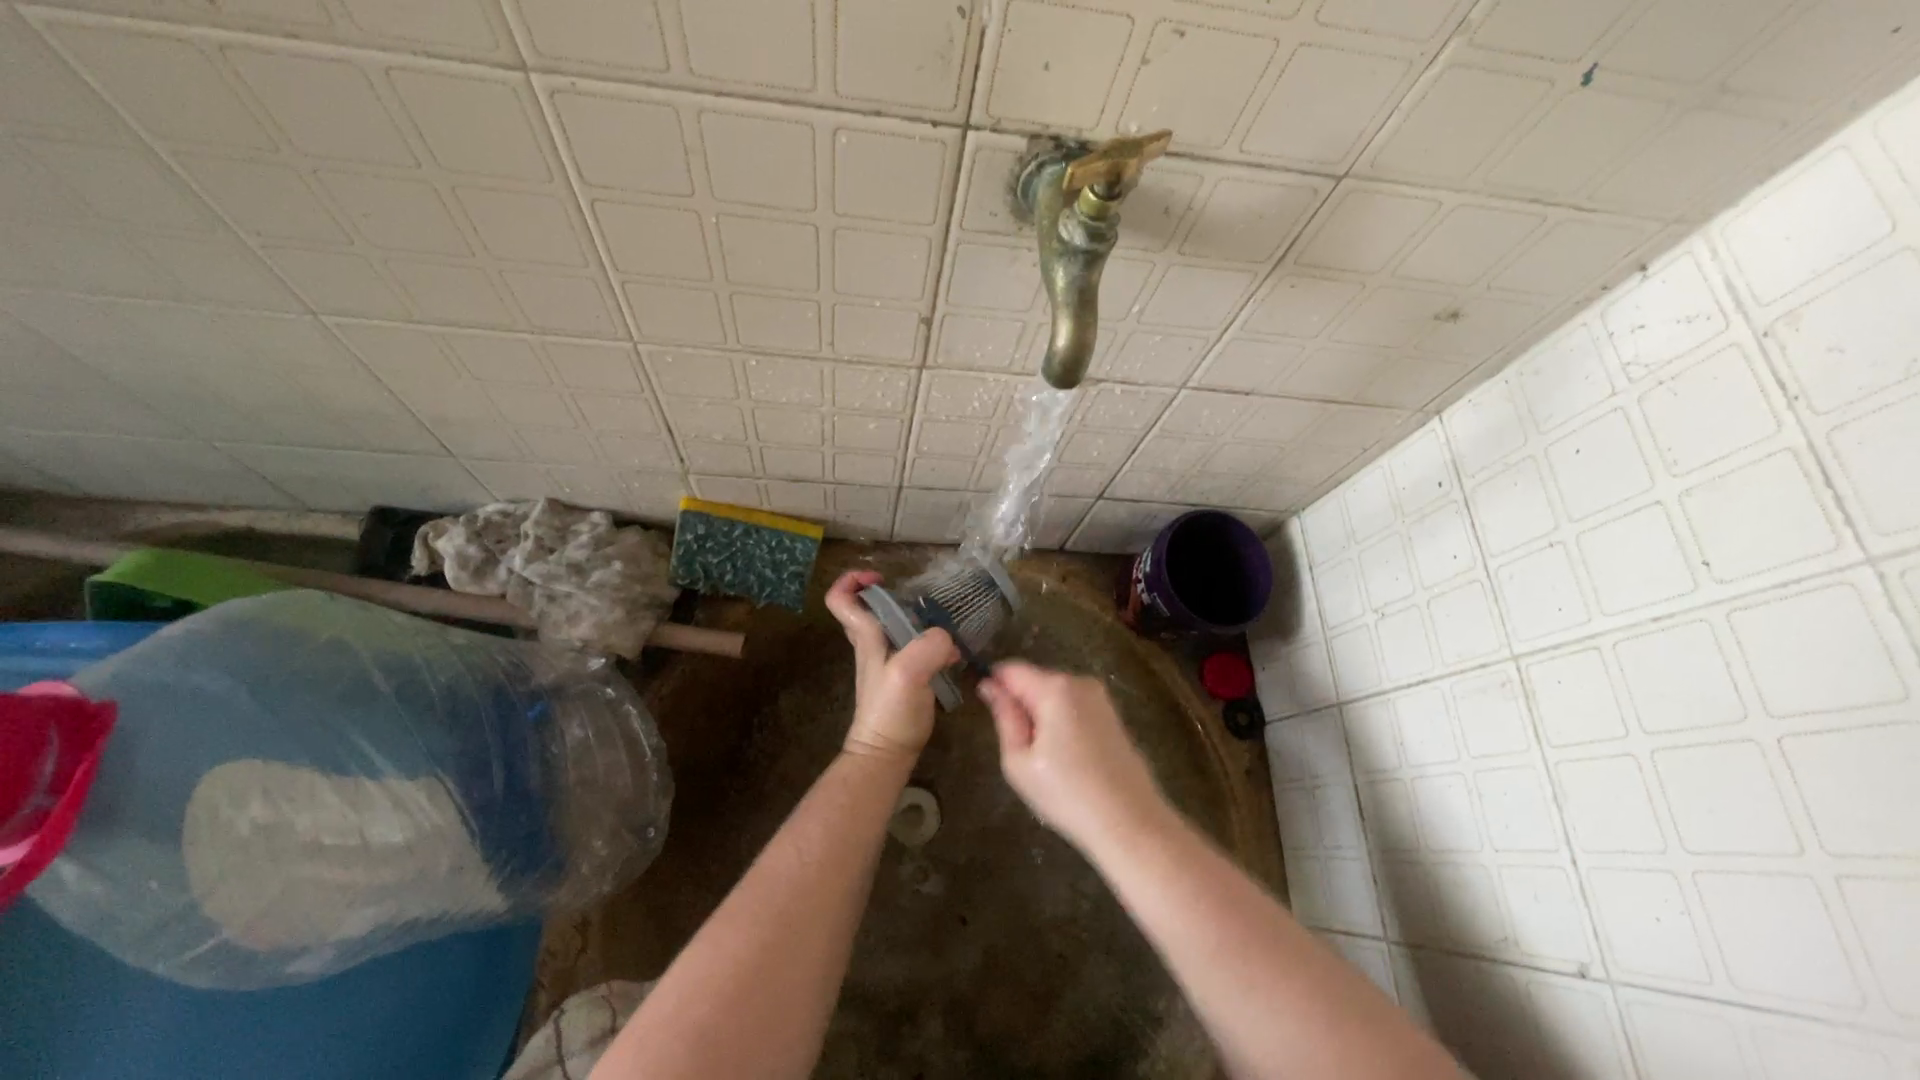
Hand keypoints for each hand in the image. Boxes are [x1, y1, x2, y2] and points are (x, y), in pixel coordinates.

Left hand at [825, 570, 960, 764]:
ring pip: (894, 628)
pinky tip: (952, 655)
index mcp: (867, 638)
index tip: (880, 578)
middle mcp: (873, 646)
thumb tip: (947, 637)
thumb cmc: (890, 712)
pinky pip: (914, 649)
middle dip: (889, 596)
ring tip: (944, 623)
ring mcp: (887, 663)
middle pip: (868, 610)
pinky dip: (931, 644)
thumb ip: (928, 647)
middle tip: (919, 597)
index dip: (852, 581)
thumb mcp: (909, 674)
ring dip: (916, 620)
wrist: (886, 754)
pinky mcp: (903, 679)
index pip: (840, 600)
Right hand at [977, 661, 1170, 851]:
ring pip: (1055, 696)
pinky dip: (1063, 726)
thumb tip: (989, 686)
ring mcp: (1101, 698)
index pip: (1011, 669)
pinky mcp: (1113, 716)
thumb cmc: (1066, 794)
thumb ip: (1004, 717)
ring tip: (1047, 760)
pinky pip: (1074, 709)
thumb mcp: (1019, 761)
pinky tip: (1068, 761)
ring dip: (1043, 717)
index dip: (994, 686)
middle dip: (1022, 706)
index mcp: (1055, 688)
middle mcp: (1081, 682)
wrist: (1130, 822)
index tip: (989, 714)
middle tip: (1021, 750)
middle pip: (1035, 681)